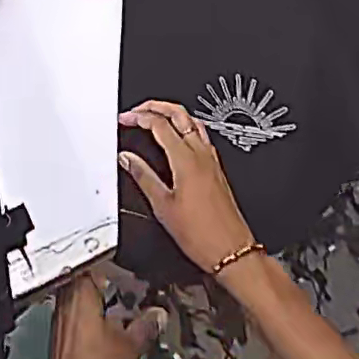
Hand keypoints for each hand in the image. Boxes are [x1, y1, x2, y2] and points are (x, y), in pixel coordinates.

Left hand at [41, 273, 164, 358]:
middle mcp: (65, 300)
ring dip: (99, 299)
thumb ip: (145, 325)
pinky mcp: (60, 338)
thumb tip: (156, 315)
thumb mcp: (130, 347)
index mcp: (79, 292)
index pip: (94, 262)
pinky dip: (91, 317)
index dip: (112, 262)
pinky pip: (76, 316)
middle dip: (106, 281)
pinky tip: (106, 330)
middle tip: (126, 286)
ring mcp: (60, 319)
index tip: (126, 268)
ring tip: (119, 307)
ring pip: (81, 297)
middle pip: (85, 277)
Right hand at [118, 100, 258, 275]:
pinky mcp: (217, 169)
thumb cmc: (202, 235)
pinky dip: (185, 125)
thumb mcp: (162, 206)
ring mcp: (211, 160)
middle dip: (155, 106)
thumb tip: (127, 158)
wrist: (233, 253)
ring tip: (154, 115)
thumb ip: (143, 176)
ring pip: (192, 121)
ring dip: (171, 112)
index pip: (159, 124)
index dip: (139, 117)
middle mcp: (201, 155)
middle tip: (137, 109)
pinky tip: (178, 135)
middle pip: (178, 113)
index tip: (126, 119)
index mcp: (186, 160)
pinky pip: (201, 134)